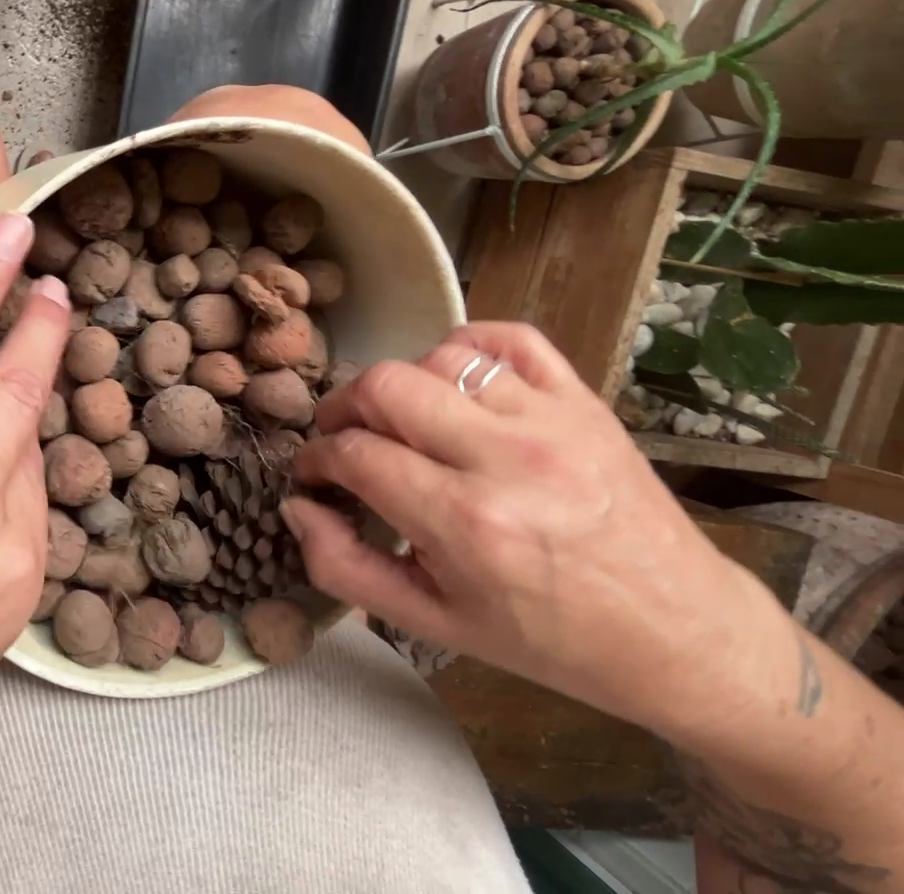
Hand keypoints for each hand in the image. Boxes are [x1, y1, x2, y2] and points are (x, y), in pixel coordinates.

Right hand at [282, 322, 773, 734]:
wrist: (681, 636)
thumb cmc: (545, 638)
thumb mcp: (430, 623)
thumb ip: (343, 566)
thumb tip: (297, 506)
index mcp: (467, 523)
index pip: (354, 454)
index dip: (316, 460)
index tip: (316, 476)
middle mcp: (508, 459)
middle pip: (385, 386)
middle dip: (343, 409)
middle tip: (344, 441)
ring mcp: (554, 422)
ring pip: (438, 357)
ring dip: (400, 386)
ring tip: (402, 423)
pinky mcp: (585, 403)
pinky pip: (508, 339)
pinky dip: (464, 349)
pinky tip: (453, 385)